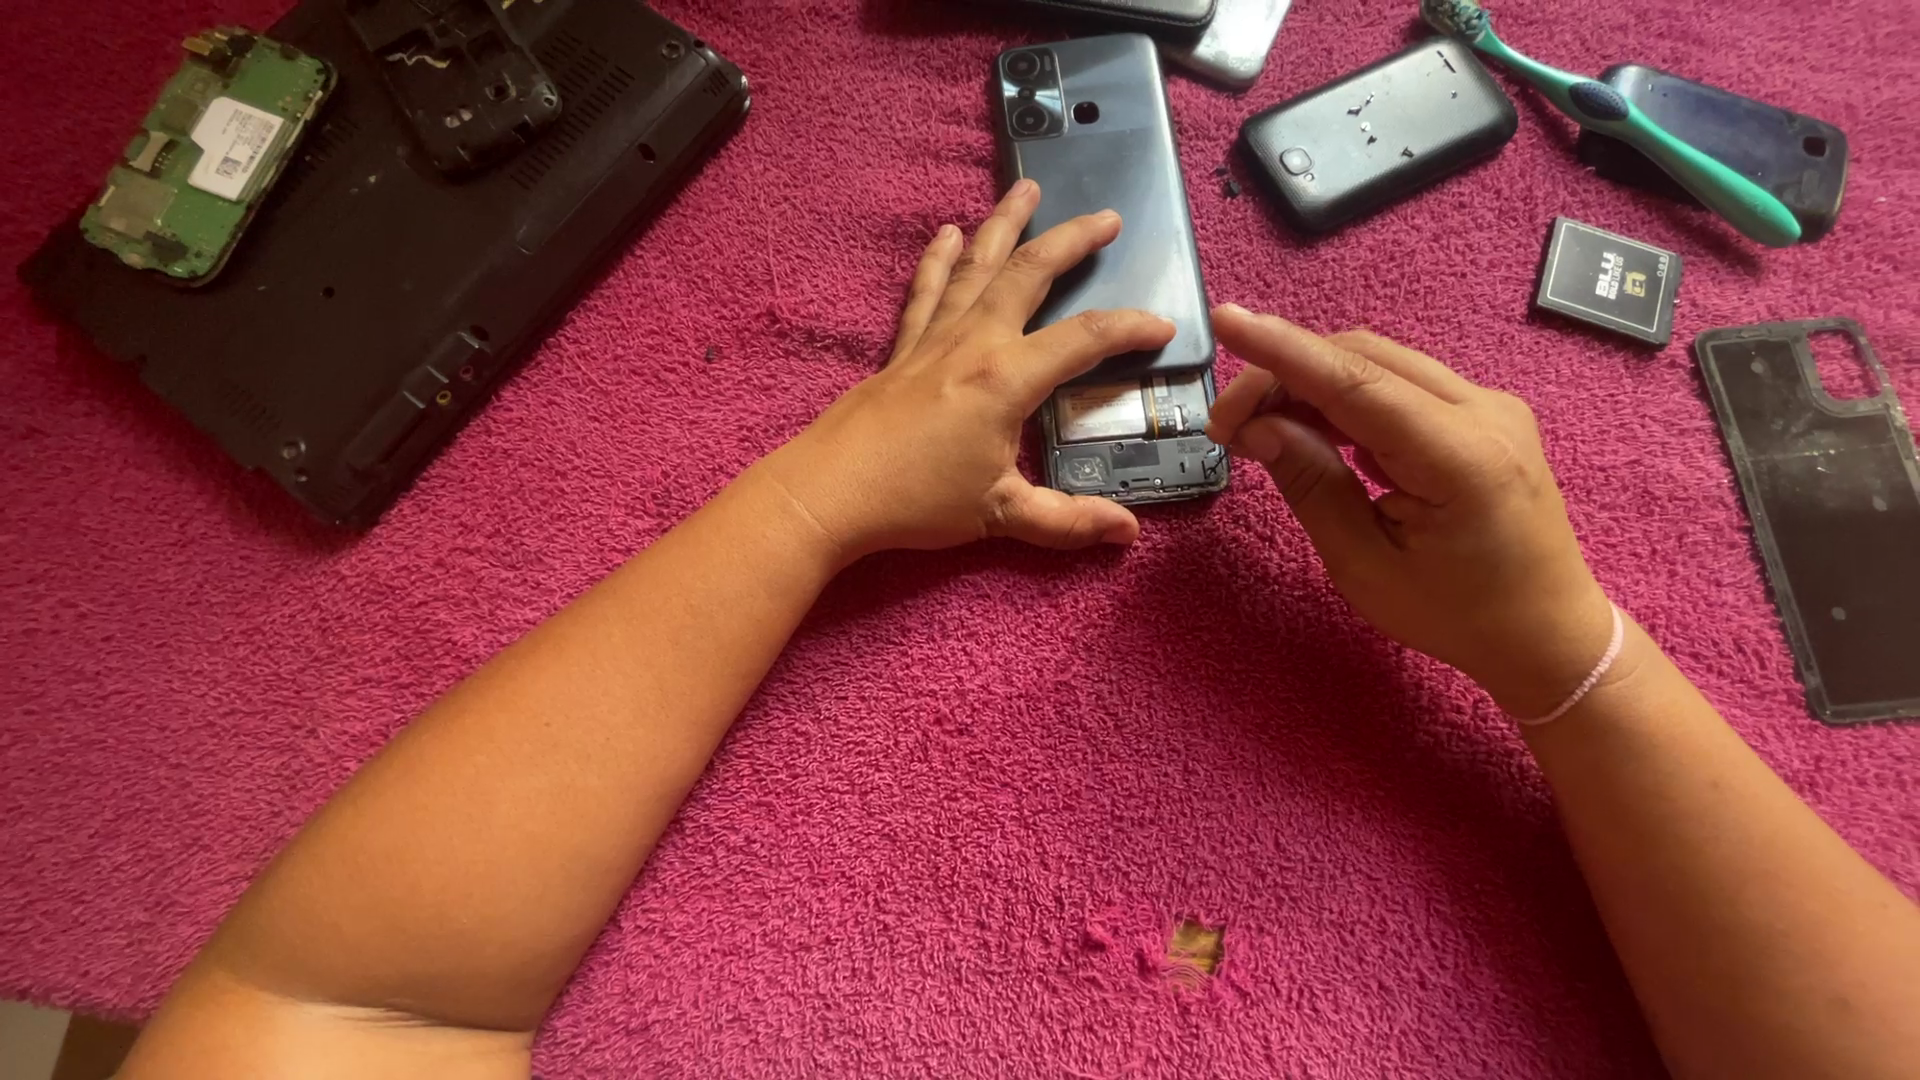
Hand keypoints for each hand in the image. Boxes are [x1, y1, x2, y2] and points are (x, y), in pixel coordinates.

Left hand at [755, 180, 1175, 561]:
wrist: (831, 493)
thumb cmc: (917, 501)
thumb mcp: (1001, 515)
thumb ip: (1067, 521)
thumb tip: (1126, 534)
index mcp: (1008, 378)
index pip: (1086, 338)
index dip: (1131, 328)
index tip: (1162, 326)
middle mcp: (974, 342)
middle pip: (1029, 272)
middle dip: (1071, 239)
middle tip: (1105, 216)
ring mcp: (933, 339)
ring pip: (976, 265)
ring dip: (1005, 224)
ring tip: (1025, 188)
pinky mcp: (901, 350)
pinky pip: (925, 291)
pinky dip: (939, 260)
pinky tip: (945, 234)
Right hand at [1204, 305, 1614, 717]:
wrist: (1545, 632)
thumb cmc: (1453, 614)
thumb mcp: (1363, 565)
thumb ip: (1312, 487)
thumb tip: (1259, 429)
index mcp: (1460, 458)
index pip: (1355, 383)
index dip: (1283, 351)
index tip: (1225, 321)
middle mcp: (1482, 412)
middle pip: (1361, 359)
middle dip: (1282, 375)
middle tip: (1224, 426)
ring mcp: (1486, 406)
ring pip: (1375, 365)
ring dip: (1305, 385)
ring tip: (1252, 430)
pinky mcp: (1476, 414)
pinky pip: (1393, 386)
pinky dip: (1336, 399)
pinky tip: (1302, 429)